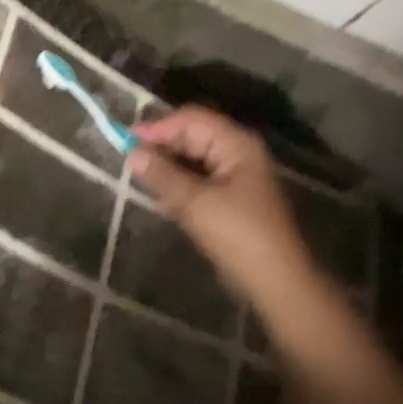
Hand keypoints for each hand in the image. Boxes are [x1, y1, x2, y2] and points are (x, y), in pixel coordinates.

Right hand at [128, 106, 315, 304]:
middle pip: (192, 136)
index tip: (126, 141)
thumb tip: (132, 154)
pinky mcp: (231, 199)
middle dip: (162, 147)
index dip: (158, 127)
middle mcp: (238, 152)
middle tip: (130, 162)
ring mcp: (236, 176)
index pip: (191, 120)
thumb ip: (162, 175)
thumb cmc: (238, 235)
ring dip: (168, 167)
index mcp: (236, 144)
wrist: (276, 283)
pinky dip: (179, 185)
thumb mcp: (194, 202)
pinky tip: (162, 198)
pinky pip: (198, 180)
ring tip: (142, 179)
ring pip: (193, 159)